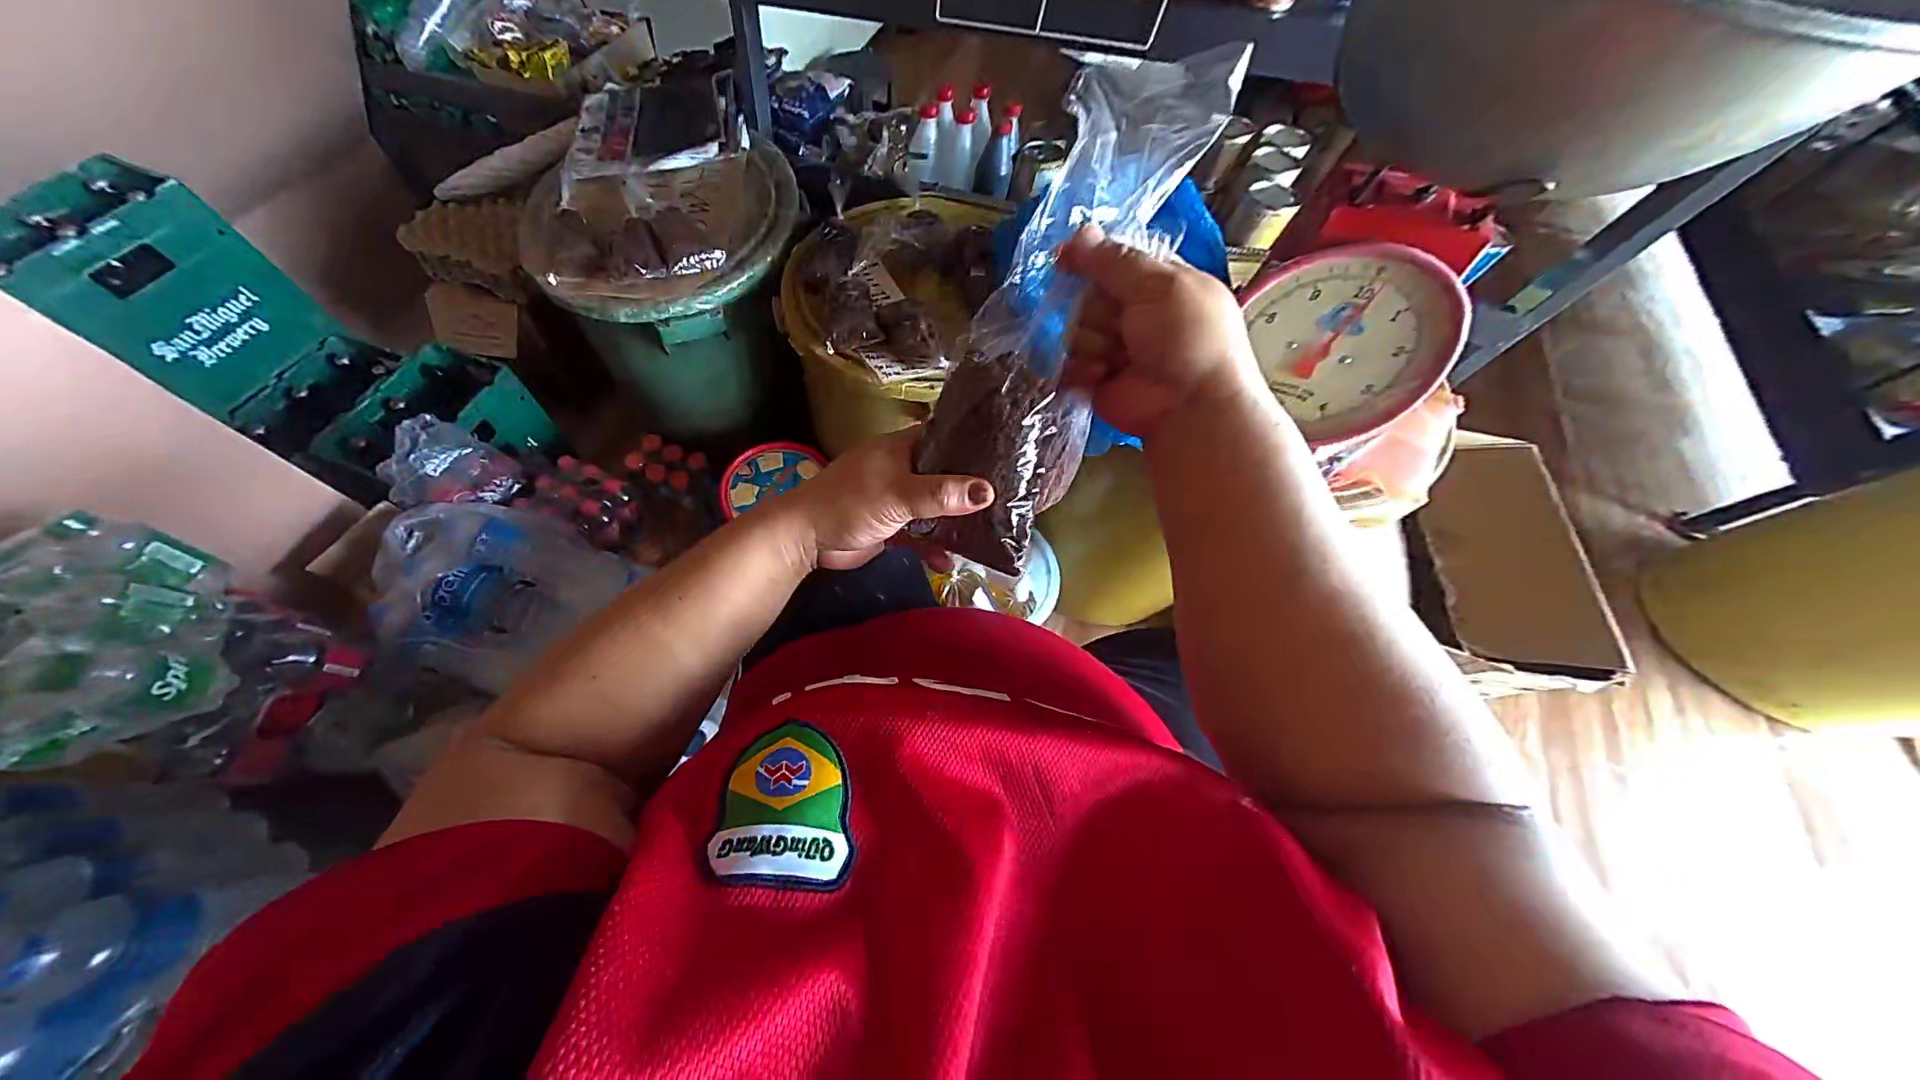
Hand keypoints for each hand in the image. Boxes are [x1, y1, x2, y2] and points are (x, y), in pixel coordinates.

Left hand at [774, 427, 992, 570]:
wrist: (805, 539)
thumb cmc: (849, 503)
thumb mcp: (899, 494)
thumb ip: (942, 493)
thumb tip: (988, 491)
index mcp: (902, 448)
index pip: (945, 437)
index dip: (973, 445)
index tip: (1007, 455)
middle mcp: (903, 469)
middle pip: (945, 475)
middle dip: (971, 490)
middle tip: (1008, 499)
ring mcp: (897, 499)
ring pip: (935, 507)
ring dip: (954, 521)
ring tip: (990, 531)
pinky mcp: (891, 526)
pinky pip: (920, 534)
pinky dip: (934, 545)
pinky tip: (950, 560)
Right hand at [1057, 224, 1266, 437]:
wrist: (1189, 407)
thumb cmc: (1188, 339)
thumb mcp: (1159, 285)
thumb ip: (1113, 260)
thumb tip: (1077, 232)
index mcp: (1155, 281)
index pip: (1110, 260)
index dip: (1091, 260)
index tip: (1070, 260)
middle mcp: (1131, 312)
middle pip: (1085, 296)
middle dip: (1097, 311)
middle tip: (1123, 325)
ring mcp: (1112, 346)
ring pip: (1074, 330)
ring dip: (1093, 343)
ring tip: (1119, 358)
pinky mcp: (1095, 378)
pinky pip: (1067, 364)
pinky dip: (1081, 370)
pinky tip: (1103, 375)